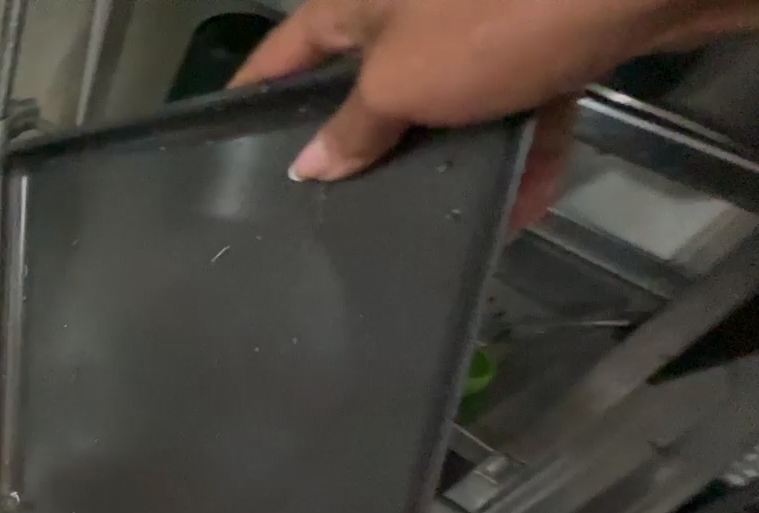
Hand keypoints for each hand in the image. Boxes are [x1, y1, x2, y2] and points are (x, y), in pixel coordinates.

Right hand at [230, 0, 758, 226]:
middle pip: (363, 88)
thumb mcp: (400, 81)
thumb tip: (310, 168)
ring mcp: (490, 24)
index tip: (220, 150)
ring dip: (440, 165)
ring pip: (442, 107)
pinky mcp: (557, 40)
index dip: (248, 99)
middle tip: (321, 207)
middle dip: (351, 149)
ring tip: (417, 224)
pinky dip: (521, 157)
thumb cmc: (501, 14)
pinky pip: (522, 109)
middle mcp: (419, 10)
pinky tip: (516, 208)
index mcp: (363, 3)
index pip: (281, 55)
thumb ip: (349, 130)